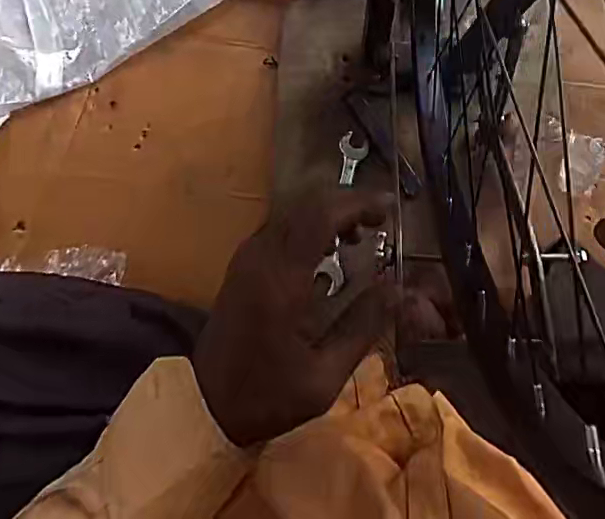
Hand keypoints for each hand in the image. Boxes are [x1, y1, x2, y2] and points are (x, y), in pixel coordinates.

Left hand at [191, 189, 396, 445]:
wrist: (207, 401)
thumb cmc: (267, 394)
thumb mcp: (324, 377)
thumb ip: (363, 327)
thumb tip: (398, 289)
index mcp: (281, 278)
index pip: (321, 215)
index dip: (357, 203)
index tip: (389, 207)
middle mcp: (262, 254)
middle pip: (307, 204)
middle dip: (347, 203)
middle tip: (381, 219)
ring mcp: (249, 253)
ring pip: (293, 210)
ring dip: (328, 212)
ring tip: (360, 234)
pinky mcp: (245, 260)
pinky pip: (282, 224)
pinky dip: (310, 223)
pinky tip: (329, 247)